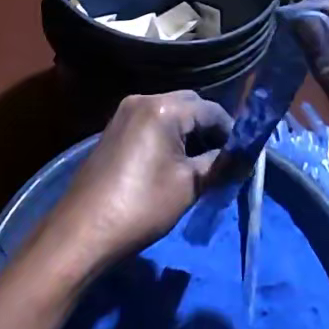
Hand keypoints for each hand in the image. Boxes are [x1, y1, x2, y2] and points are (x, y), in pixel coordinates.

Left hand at [41, 91, 230, 272]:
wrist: (84, 229)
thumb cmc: (142, 205)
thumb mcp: (189, 185)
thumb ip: (220, 164)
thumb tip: (243, 158)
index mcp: (163, 107)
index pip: (211, 109)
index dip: (231, 131)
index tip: (243, 156)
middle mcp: (142, 99)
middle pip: (189, 104)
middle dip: (209, 128)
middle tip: (222, 159)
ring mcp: (124, 112)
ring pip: (170, 112)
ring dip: (189, 132)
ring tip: (201, 164)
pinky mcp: (114, 128)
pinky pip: (151, 122)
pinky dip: (168, 135)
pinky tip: (174, 162)